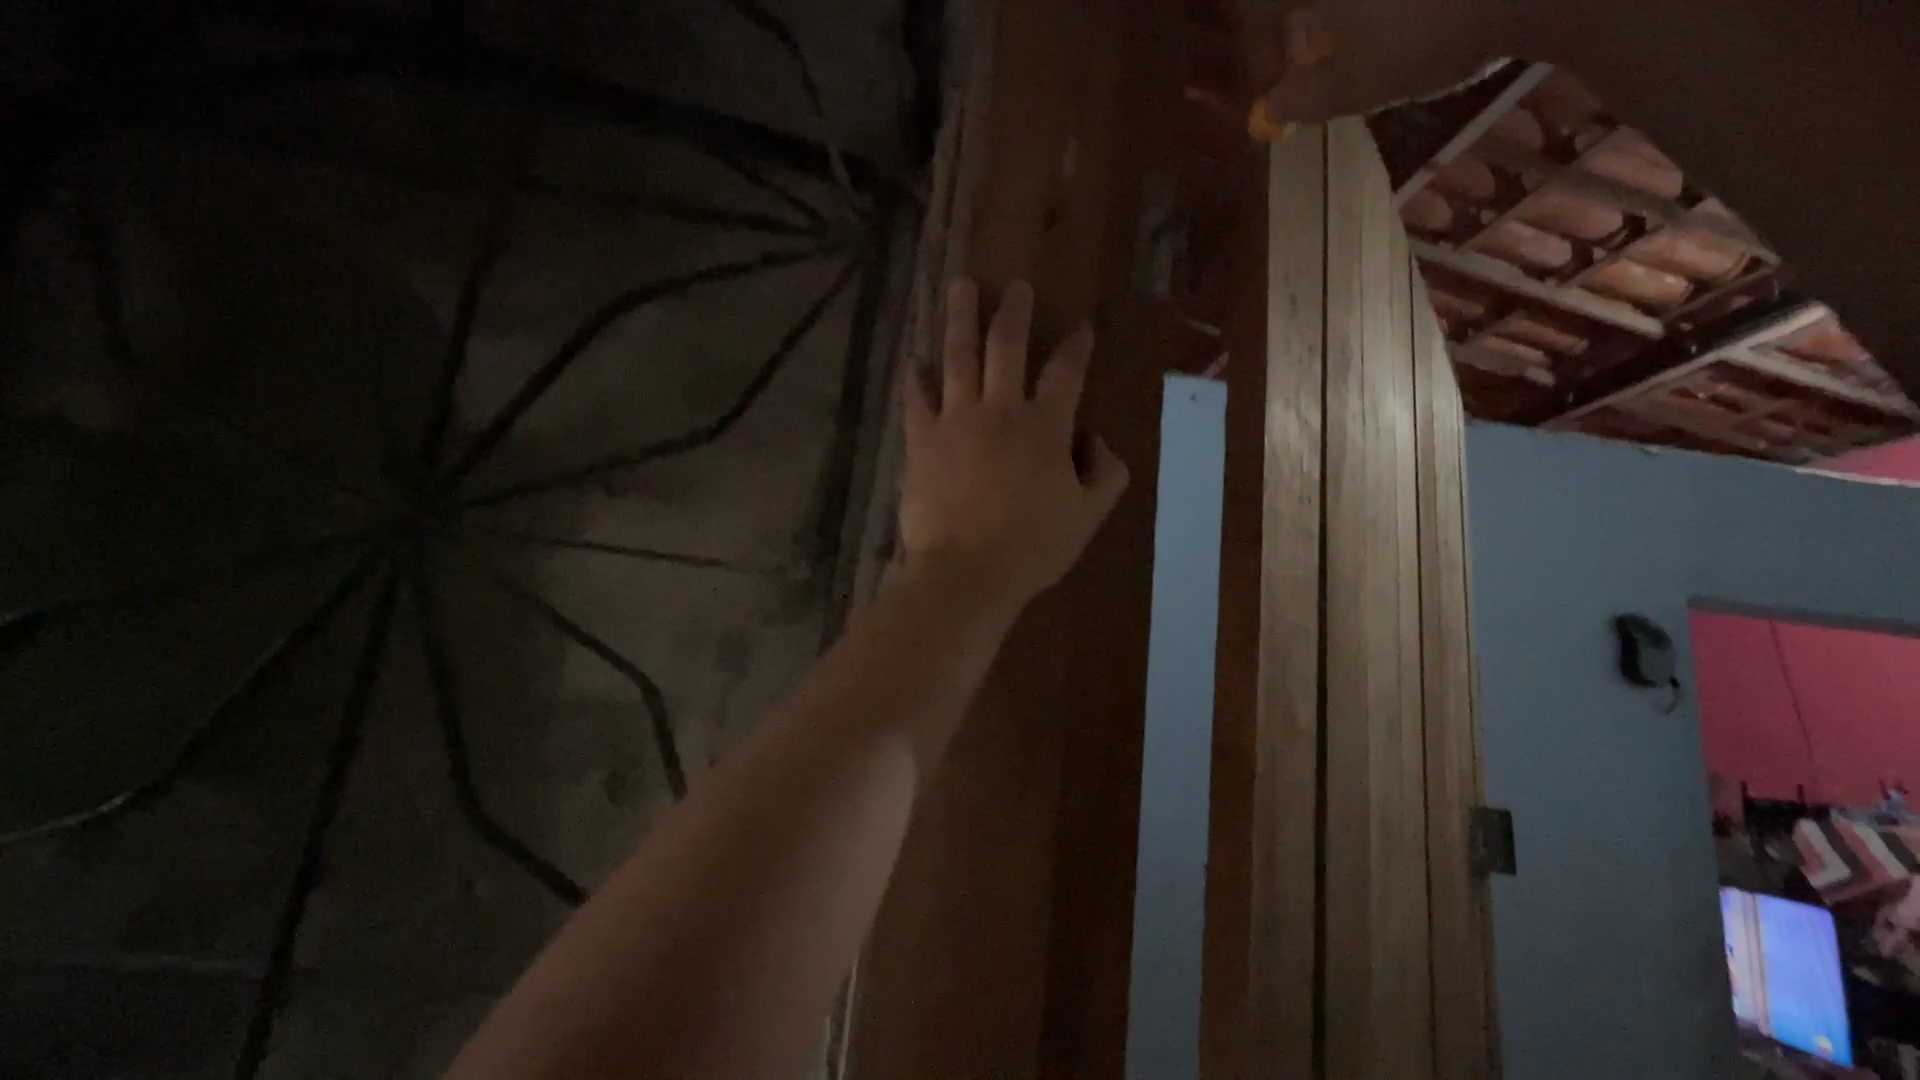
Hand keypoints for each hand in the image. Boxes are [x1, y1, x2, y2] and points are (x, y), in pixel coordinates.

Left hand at [896, 279, 1128, 612]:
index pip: (1067, 372)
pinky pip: (916, 398)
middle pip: (1007, 346)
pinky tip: (914, 361)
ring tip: (960, 287)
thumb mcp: (1088, 516)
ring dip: (961, 318)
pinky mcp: (921, 441)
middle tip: (1015, 286)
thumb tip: (1097, 442)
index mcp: (1045, 427)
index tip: (1082, 327)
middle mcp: (1000, 410)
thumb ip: (1105, 475)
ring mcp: (955, 421)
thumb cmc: (1032, 548)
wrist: (965, 573)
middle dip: (1014, 311)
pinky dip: (915, 377)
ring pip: (958, 356)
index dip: (1077, 346)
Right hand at [1255, 4, 1541, 125]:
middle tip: (1313, 54)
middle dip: (1298, 17)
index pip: (1257, 6)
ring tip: (1364, 31)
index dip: (1258, 52)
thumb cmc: (1430, 32)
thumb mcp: (1359, 83)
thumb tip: (1277, 106)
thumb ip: (1307, 99)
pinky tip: (1409, 9)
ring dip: (1343, 3)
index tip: (1274, 91)